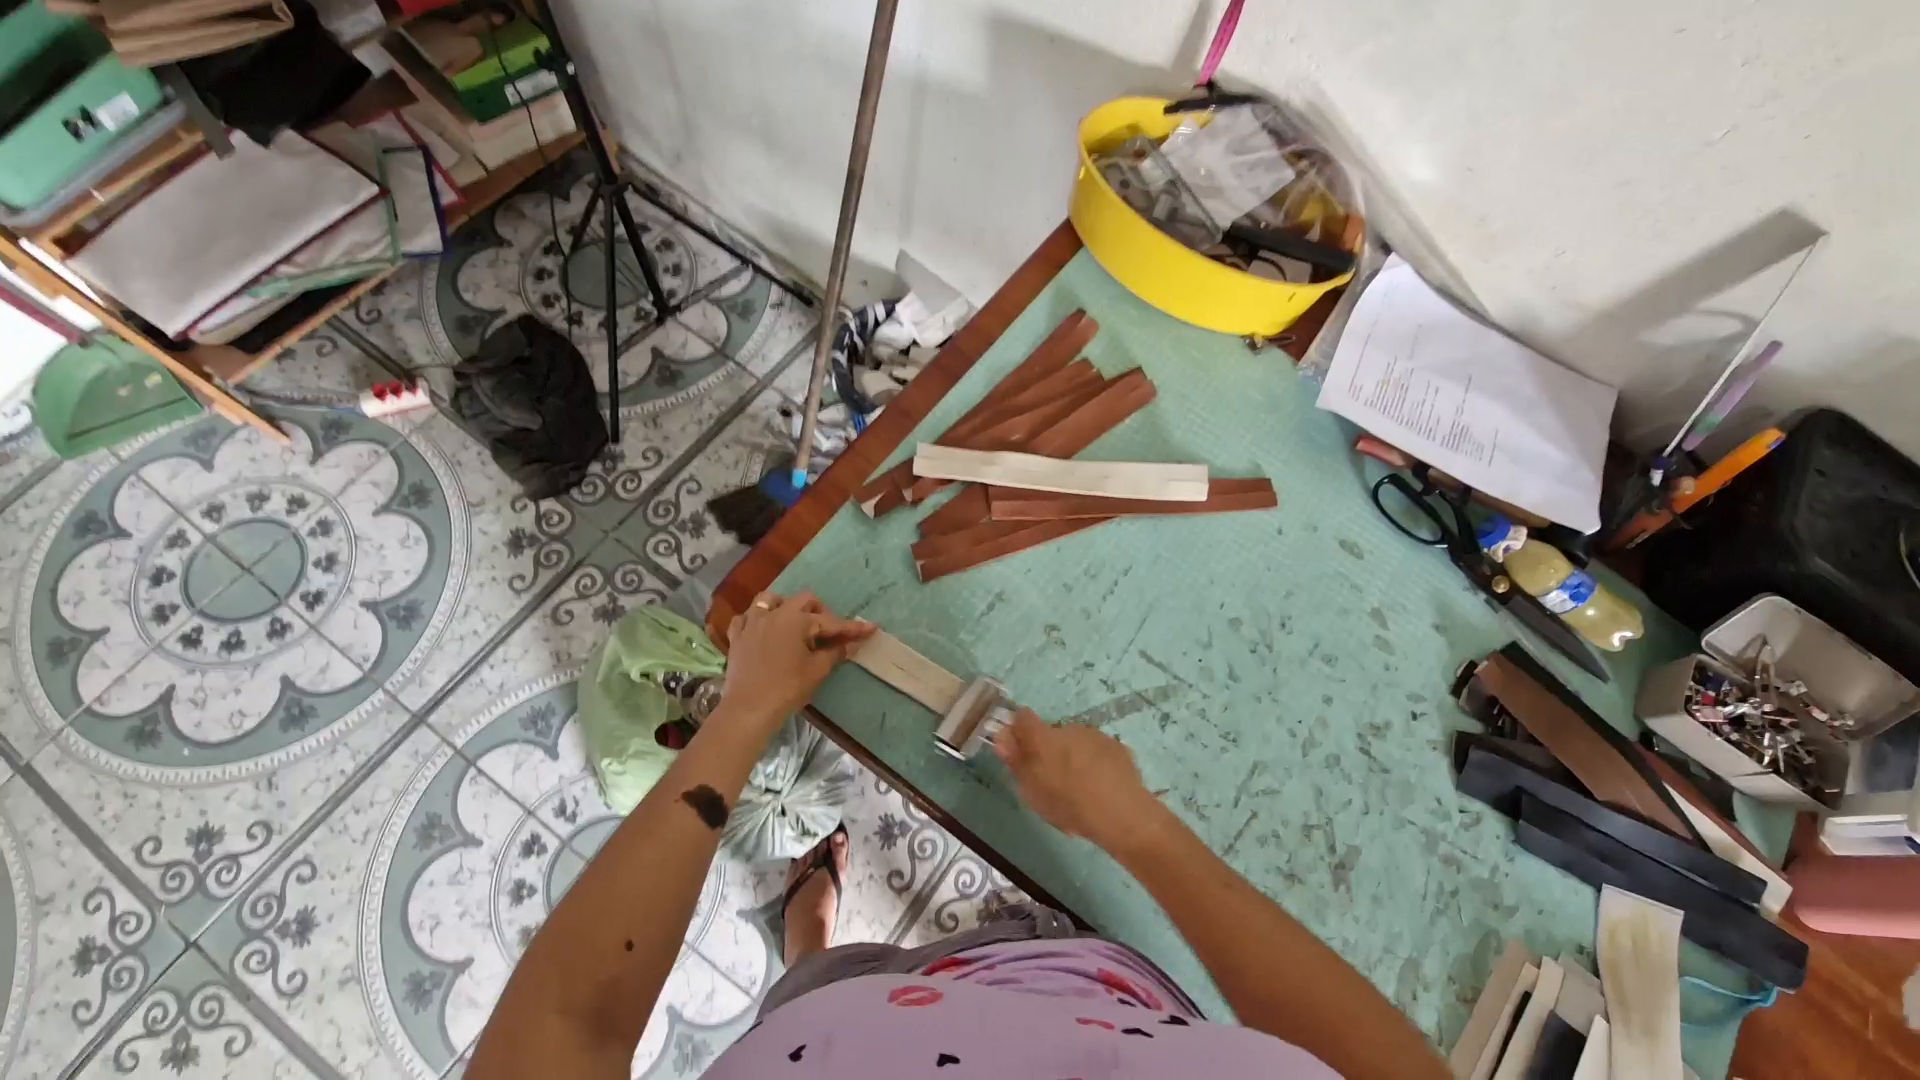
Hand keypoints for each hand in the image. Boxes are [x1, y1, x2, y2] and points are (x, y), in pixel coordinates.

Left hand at [720, 590, 874, 732]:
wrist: (749, 709)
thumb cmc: (787, 689)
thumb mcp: (817, 671)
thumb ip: (836, 652)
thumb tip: (853, 643)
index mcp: (796, 620)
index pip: (831, 622)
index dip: (852, 627)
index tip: (870, 628)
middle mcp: (774, 614)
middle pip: (803, 600)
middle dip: (820, 611)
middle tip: (829, 631)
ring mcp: (752, 623)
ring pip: (768, 599)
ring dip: (784, 605)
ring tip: (792, 622)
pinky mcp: (736, 637)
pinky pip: (745, 618)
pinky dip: (756, 620)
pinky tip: (762, 630)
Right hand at [994, 709, 1163, 850]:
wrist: (1121, 814)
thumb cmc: (1069, 805)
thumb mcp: (1032, 791)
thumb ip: (1016, 762)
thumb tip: (1002, 737)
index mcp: (1043, 738)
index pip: (1023, 717)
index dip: (1019, 730)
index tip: (1019, 751)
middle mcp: (1069, 728)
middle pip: (1052, 734)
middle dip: (1049, 751)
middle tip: (1052, 781)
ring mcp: (1096, 736)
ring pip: (1077, 742)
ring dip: (1074, 757)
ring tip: (1080, 789)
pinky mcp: (1118, 747)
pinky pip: (1098, 751)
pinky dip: (1096, 763)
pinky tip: (1100, 787)